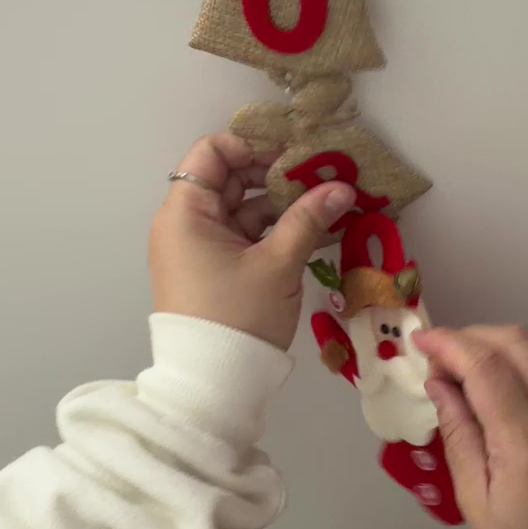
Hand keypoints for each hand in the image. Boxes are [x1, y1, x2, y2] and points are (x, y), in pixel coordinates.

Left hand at [151, 133, 353, 349]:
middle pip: (228, 178)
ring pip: (240, 208)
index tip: (293, 156)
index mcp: (186, 212)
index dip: (252, 146)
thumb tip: (342, 188)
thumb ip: (309, 219)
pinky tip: (309, 229)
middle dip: (273, 174)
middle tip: (317, 177)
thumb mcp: (278, 264)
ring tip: (322, 203)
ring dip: (278, 203)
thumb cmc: (239, 316)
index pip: (212, 152)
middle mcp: (185, 223)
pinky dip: (272, 229)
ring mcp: (198, 247)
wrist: (216, 382)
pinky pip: (243, 235)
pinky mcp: (214, 269)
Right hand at [413, 326, 527, 528]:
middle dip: (470, 335)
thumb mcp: (474, 499)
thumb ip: (457, 433)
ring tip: (458, 370)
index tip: (421, 339)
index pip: (487, 368)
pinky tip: (490, 388)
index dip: (450, 344)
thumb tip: (438, 381)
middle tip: (438, 353)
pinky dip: (512, 365)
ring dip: (491, 346)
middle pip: (516, 342)